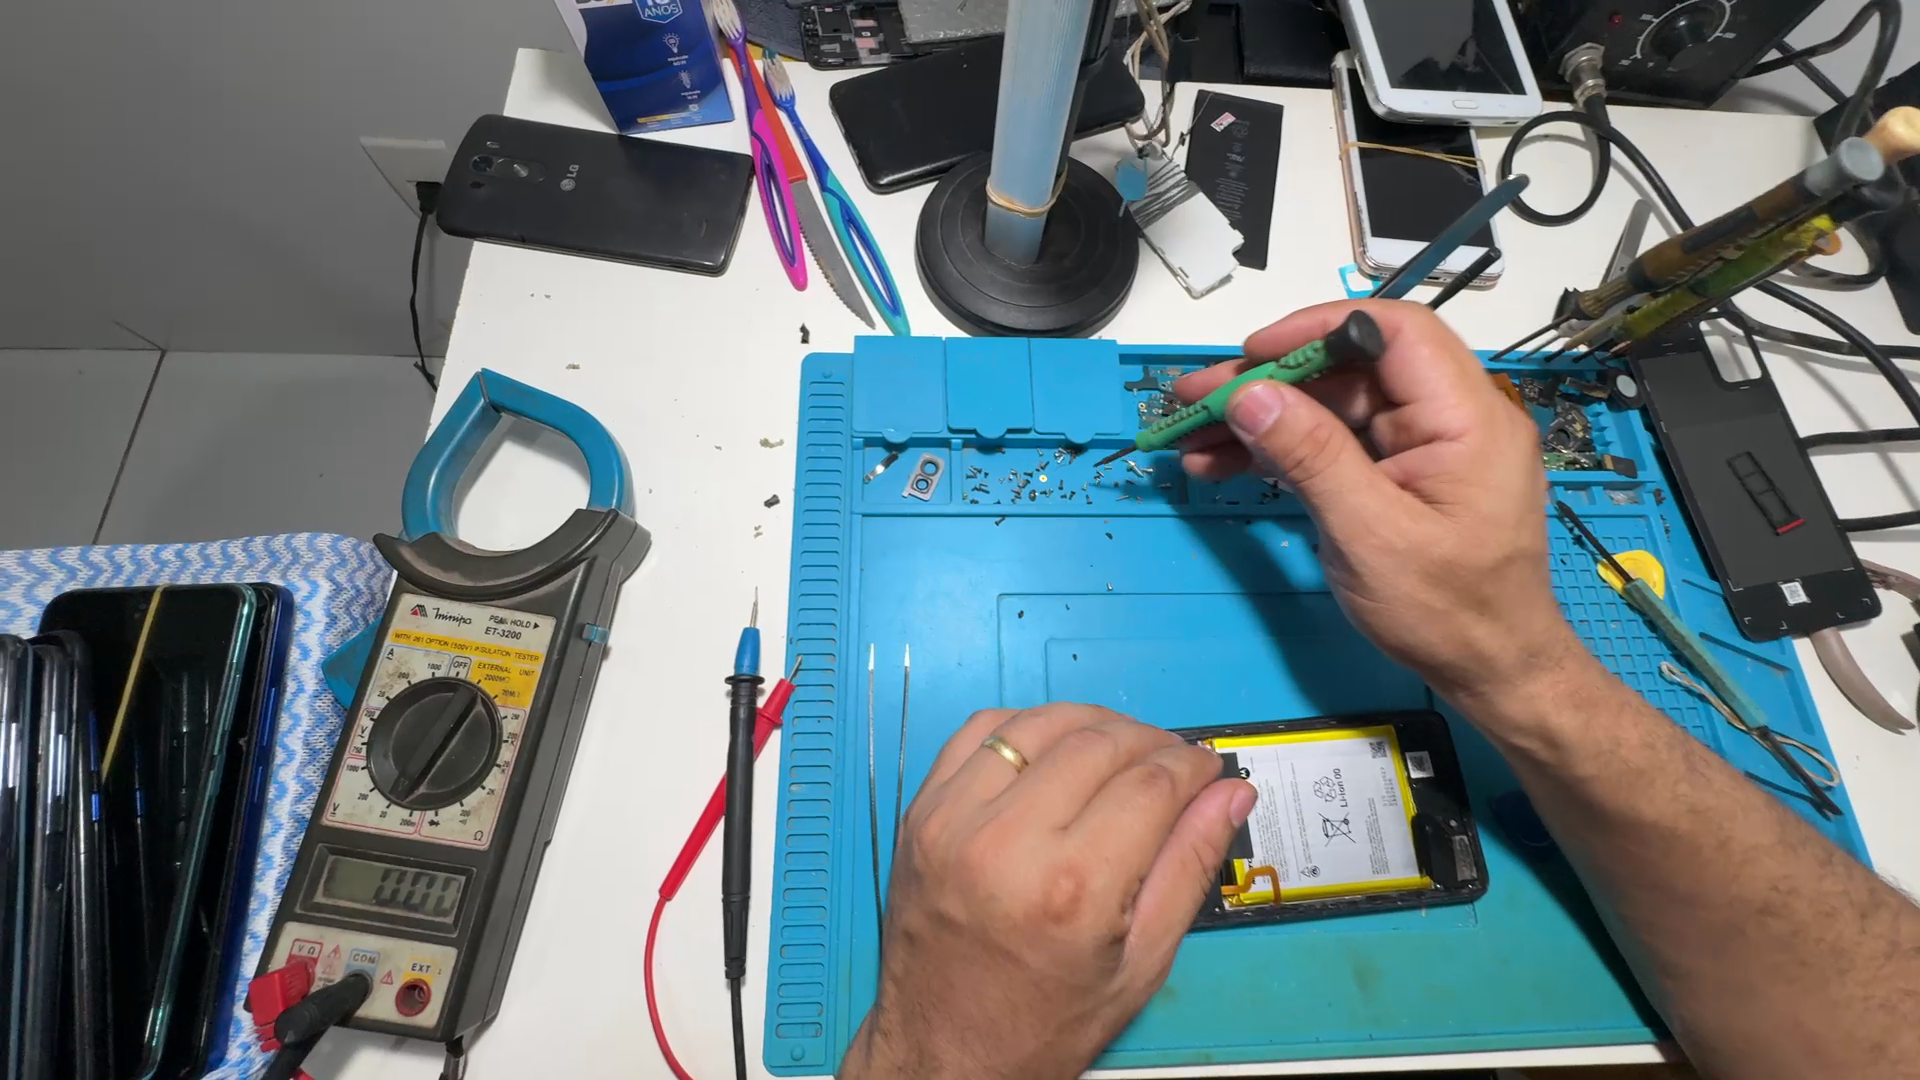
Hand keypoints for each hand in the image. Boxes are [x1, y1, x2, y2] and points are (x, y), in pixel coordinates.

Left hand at [841, 704, 1255, 1079]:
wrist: (942, 1047)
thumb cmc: (1046, 1020)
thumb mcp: (1140, 964)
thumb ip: (1190, 866)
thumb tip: (1231, 793)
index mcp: (1070, 888)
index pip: (1149, 786)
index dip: (1190, 766)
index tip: (1206, 768)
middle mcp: (1006, 839)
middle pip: (1096, 744)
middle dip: (1148, 740)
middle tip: (1170, 757)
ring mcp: (953, 816)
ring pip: (1038, 723)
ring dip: (1090, 722)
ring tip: (1119, 744)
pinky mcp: (923, 807)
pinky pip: (980, 730)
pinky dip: (1026, 724)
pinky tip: (1052, 745)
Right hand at [1176, 300, 1580, 706]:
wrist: (1484, 669)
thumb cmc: (1444, 609)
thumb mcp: (1370, 534)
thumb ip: (1312, 458)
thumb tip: (1249, 396)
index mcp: (1463, 418)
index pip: (1394, 334)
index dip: (1318, 329)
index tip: (1251, 353)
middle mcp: (1439, 420)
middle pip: (1344, 374)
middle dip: (1264, 384)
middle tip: (1193, 399)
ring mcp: (1409, 449)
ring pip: (1323, 412)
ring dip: (1255, 422)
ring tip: (1189, 437)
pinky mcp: (1384, 477)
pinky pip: (1322, 449)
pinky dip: (1270, 455)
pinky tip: (1218, 465)